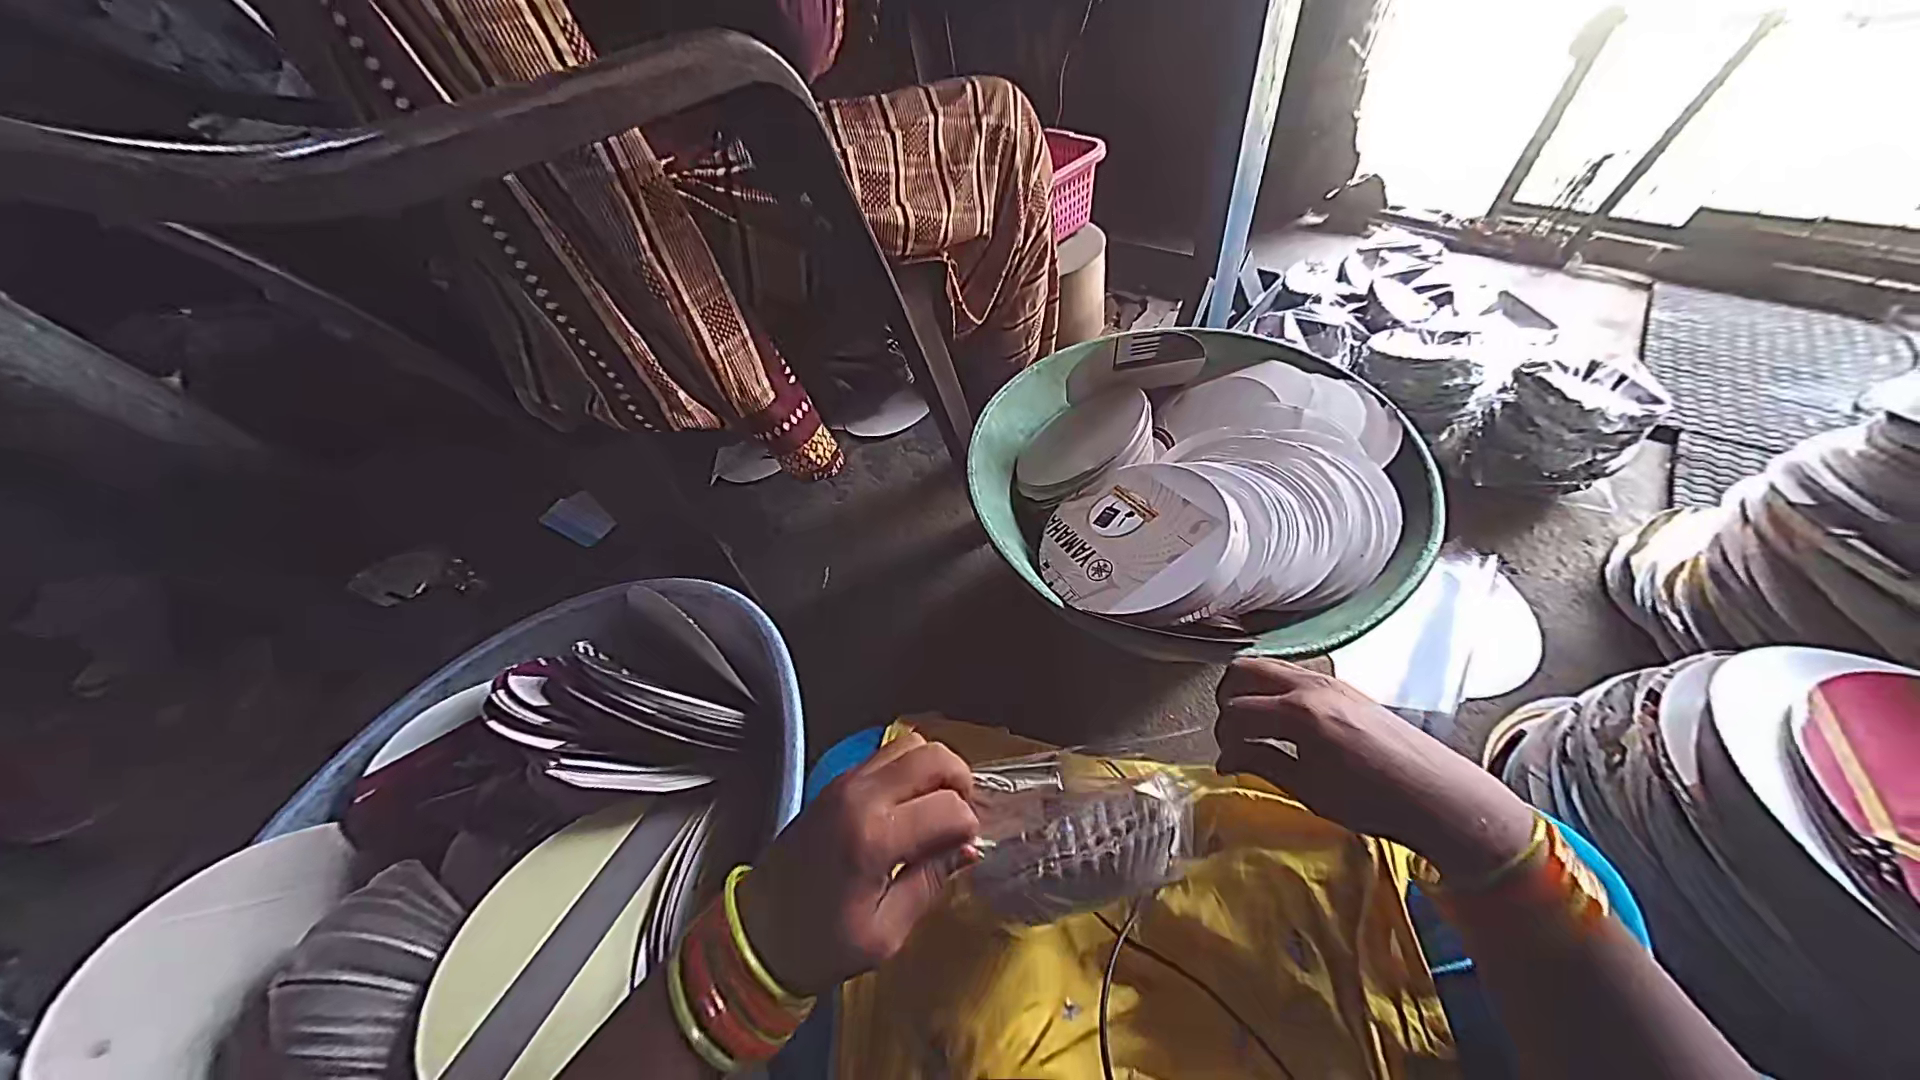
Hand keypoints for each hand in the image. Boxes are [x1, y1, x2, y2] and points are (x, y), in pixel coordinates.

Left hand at [735, 732, 979, 994]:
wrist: (757, 932)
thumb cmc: (818, 943)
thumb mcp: (885, 933)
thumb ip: (930, 882)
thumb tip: (966, 850)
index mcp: (874, 837)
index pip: (948, 807)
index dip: (968, 827)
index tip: (964, 848)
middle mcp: (861, 797)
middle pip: (933, 756)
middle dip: (960, 781)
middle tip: (960, 814)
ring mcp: (846, 782)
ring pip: (910, 743)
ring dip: (934, 768)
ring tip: (936, 805)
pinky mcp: (837, 781)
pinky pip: (886, 753)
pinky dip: (910, 767)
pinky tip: (910, 803)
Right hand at [1214, 658, 1534, 879]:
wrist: (1440, 797)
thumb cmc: (1375, 802)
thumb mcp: (1309, 790)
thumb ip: (1261, 763)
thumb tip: (1225, 759)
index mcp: (1298, 713)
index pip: (1237, 711)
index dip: (1224, 736)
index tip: (1227, 758)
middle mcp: (1310, 686)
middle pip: (1243, 670)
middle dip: (1227, 699)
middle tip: (1233, 731)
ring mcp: (1329, 680)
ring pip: (1267, 665)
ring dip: (1250, 689)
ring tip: (1256, 724)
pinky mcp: (1343, 685)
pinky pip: (1292, 673)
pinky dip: (1274, 688)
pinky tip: (1284, 720)